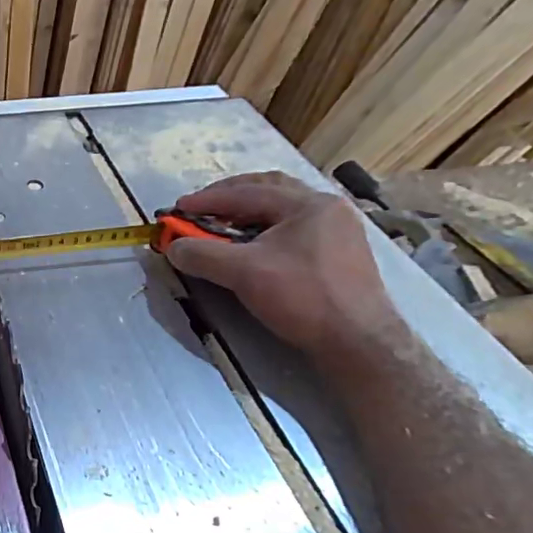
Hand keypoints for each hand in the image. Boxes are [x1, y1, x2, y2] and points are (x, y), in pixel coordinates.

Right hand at [163, 171, 399, 362]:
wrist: (359, 342)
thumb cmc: (303, 297)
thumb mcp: (244, 273)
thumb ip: (203, 255)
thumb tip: (172, 247)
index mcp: (308, 204)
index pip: (247, 192)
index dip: (207, 200)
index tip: (177, 209)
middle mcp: (327, 209)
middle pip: (270, 190)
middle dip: (231, 196)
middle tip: (201, 208)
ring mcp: (338, 230)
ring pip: (283, 210)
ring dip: (248, 213)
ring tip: (222, 226)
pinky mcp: (339, 254)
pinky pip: (294, 229)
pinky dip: (265, 230)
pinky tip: (252, 246)